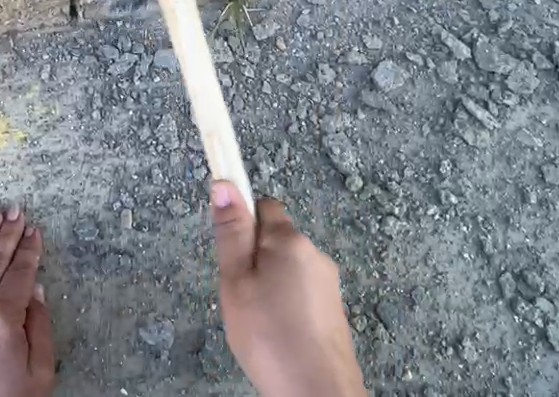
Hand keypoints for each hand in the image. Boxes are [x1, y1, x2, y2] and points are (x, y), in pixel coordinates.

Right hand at [211, 181, 367, 396]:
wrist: (319, 395)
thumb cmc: (270, 336)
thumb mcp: (237, 281)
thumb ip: (231, 232)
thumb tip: (224, 182)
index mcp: (290, 240)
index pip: (263, 205)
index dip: (243, 224)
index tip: (233, 255)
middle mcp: (315, 253)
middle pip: (275, 238)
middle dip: (255, 258)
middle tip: (242, 293)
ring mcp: (328, 284)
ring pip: (287, 268)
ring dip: (270, 282)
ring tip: (259, 319)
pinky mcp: (334, 312)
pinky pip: (301, 292)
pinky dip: (287, 304)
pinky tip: (278, 333)